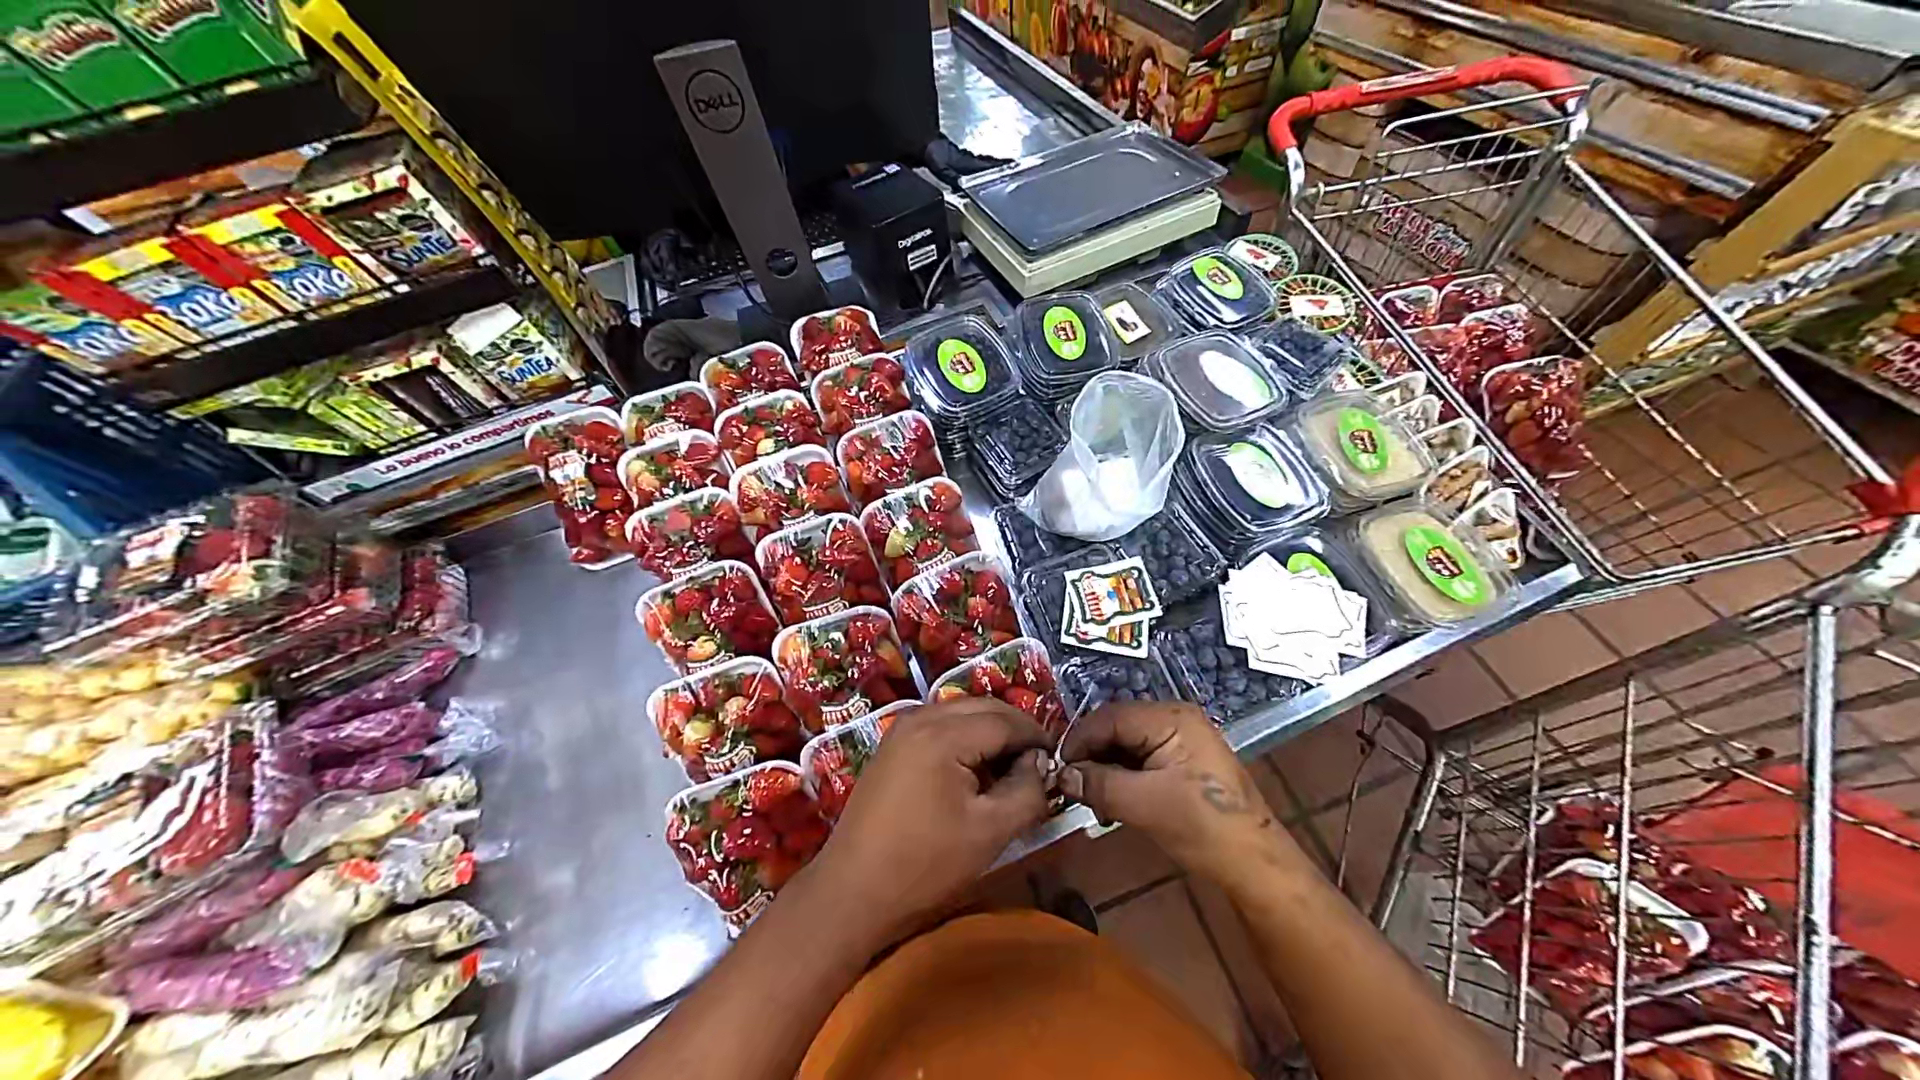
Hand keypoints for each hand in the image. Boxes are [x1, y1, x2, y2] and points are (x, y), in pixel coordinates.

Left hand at [805, 698, 1051, 936]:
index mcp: (944, 733)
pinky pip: (941, 726)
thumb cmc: (925, 864)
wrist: (852, 890)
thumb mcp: (991, 832)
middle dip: (1016, 731)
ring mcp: (902, 728)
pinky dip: (966, 739)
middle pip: (984, 708)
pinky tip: (975, 771)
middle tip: (1039, 764)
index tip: (1059, 762)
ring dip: (991, 733)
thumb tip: (1041, 765)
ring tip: (1011, 769)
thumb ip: (1028, 791)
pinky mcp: (893, 744)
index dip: (1038, 739)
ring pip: (962, 713)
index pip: (1006, 721)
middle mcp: (921, 717)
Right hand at [1059, 701, 1308, 891]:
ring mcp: (1179, 741)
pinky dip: (1120, 778)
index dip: (1079, 741)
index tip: (1057, 769)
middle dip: (1090, 756)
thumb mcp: (1143, 805)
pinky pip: (1139, 760)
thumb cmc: (1203, 828)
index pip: (1109, 717)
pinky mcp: (1180, 763)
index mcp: (1170, 718)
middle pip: (1116, 728)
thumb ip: (1098, 784)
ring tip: (1088, 799)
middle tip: (1069, 786)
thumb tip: (1061, 775)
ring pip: (1125, 745)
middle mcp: (1174, 720)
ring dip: (1103, 770)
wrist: (1255, 865)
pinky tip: (1109, 803)